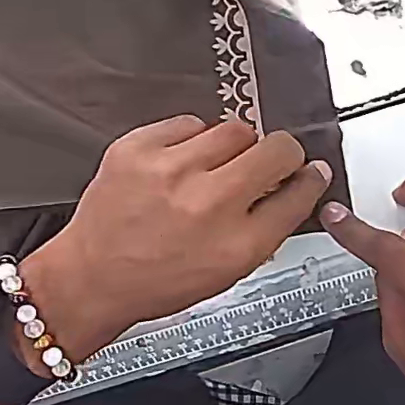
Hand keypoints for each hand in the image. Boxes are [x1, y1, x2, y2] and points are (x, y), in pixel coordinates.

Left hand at [18, 115, 330, 363]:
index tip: (312, 171)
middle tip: (270, 160)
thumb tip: (293, 189)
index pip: (298, 196)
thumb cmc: (156, 281)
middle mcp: (209, 205)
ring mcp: (172, 171)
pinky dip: (191, 140)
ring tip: (213, 168)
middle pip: (277, 151)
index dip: (310, 180)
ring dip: (234, 146)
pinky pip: (190, 123)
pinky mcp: (139, 148)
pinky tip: (179, 163)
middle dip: (282, 153)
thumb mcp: (226, 272)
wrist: (92, 277)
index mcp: (237, 245)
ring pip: (235, 129)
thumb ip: (265, 229)